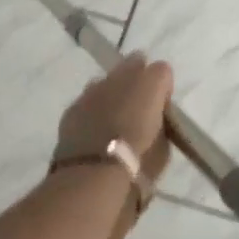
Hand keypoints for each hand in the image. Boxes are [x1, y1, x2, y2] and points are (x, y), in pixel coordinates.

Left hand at [54, 53, 173, 188]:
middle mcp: (122, 75)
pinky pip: (88, 98)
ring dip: (114, 92)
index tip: (161, 110)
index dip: (163, 90)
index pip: (162, 71)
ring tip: (115, 120)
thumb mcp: (163, 146)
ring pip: (108, 79)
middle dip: (137, 80)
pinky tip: (94, 131)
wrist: (93, 174)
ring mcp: (95, 87)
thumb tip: (152, 121)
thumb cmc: (138, 162)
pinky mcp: (74, 104)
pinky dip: (93, 109)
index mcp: (152, 83)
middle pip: (134, 64)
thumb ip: (160, 124)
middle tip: (139, 109)